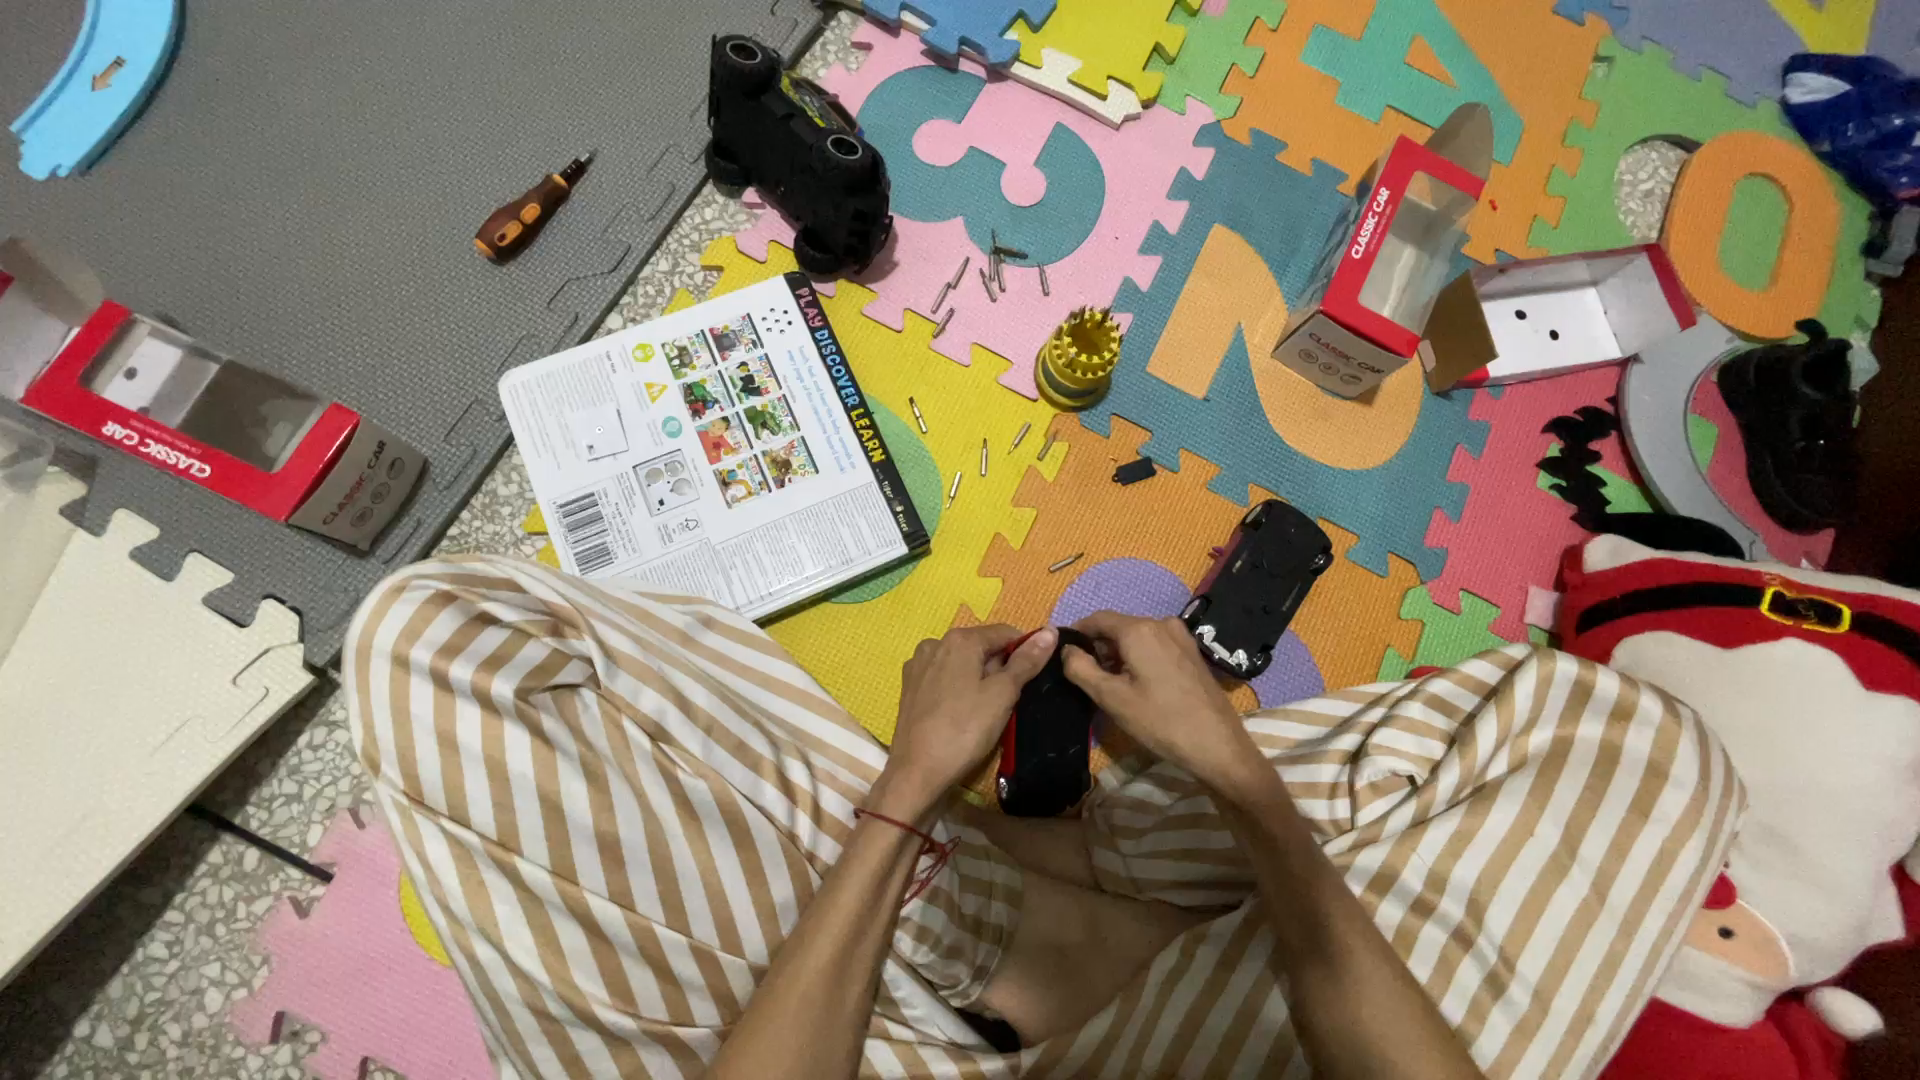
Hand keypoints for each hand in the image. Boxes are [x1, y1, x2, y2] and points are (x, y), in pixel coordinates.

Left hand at [874, 625, 1056, 820]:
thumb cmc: (965, 729)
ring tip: (986, 711)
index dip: (1025, 652)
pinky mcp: (909, 687)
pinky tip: (962, 713)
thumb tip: (1050, 632)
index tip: (1033, 679)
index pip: (1005, 633)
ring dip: (979, 679)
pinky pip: (944, 678)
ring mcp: (918, 665)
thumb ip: (1026, 661)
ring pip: (962, 663)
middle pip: (981, 647)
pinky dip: (958, 688)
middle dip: (1000, 668)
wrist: (917, 772)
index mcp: (959, 639)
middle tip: (1009, 701)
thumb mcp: (1003, 694)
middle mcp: (935, 643)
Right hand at [1061, 612, 1264, 795]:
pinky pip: (1155, 646)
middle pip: (1118, 627)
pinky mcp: (1192, 653)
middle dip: (1098, 647)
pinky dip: (1139, 658)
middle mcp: (1161, 623)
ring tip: (1109, 685)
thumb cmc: (1160, 721)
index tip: (1063, 654)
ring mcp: (1181, 637)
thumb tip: (1066, 650)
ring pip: (1137, 637)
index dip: (1076, 633)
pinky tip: (1137, 685)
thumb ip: (1080, 668)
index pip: (1097, 619)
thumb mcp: (1111, 697)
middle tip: (1085, 676)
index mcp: (1139, 629)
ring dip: (1118, 655)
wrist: (1217, 745)